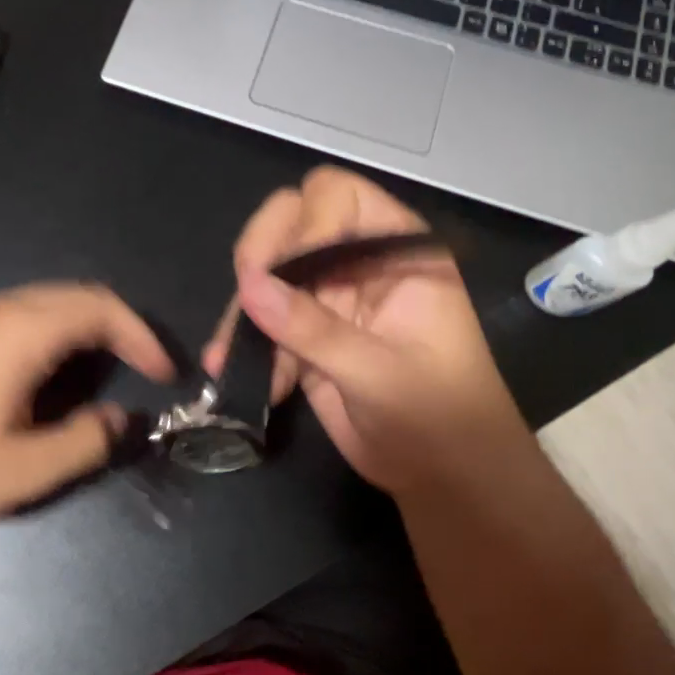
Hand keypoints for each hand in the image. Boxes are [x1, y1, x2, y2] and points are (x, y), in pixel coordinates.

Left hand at [0, 283, 174, 546]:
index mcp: (17, 330)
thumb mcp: (28, 470)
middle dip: (118, 328)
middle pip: (74, 297)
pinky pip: (18, 318)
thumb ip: (89, 439)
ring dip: (84, 331)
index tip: (167, 376)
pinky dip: (52, 336)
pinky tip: (52, 379)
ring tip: (108, 376)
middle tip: (147, 372)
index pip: (99, 307)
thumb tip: (125, 418)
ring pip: (45, 304)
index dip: (142, 336)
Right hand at [202, 167, 524, 492]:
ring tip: (230, 357)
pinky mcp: (305, 333)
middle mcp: (357, 262)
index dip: (305, 223)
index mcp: (395, 251)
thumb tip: (248, 286)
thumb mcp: (380, 373)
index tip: (285, 272)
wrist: (443, 478)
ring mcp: (329, 297)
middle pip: (290, 223)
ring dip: (245, 311)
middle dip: (261, 260)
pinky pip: (261, 320)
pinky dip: (245, 345)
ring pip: (266, 273)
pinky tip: (231, 372)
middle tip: (246, 301)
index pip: (337, 196)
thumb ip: (313, 329)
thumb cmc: (439, 418)